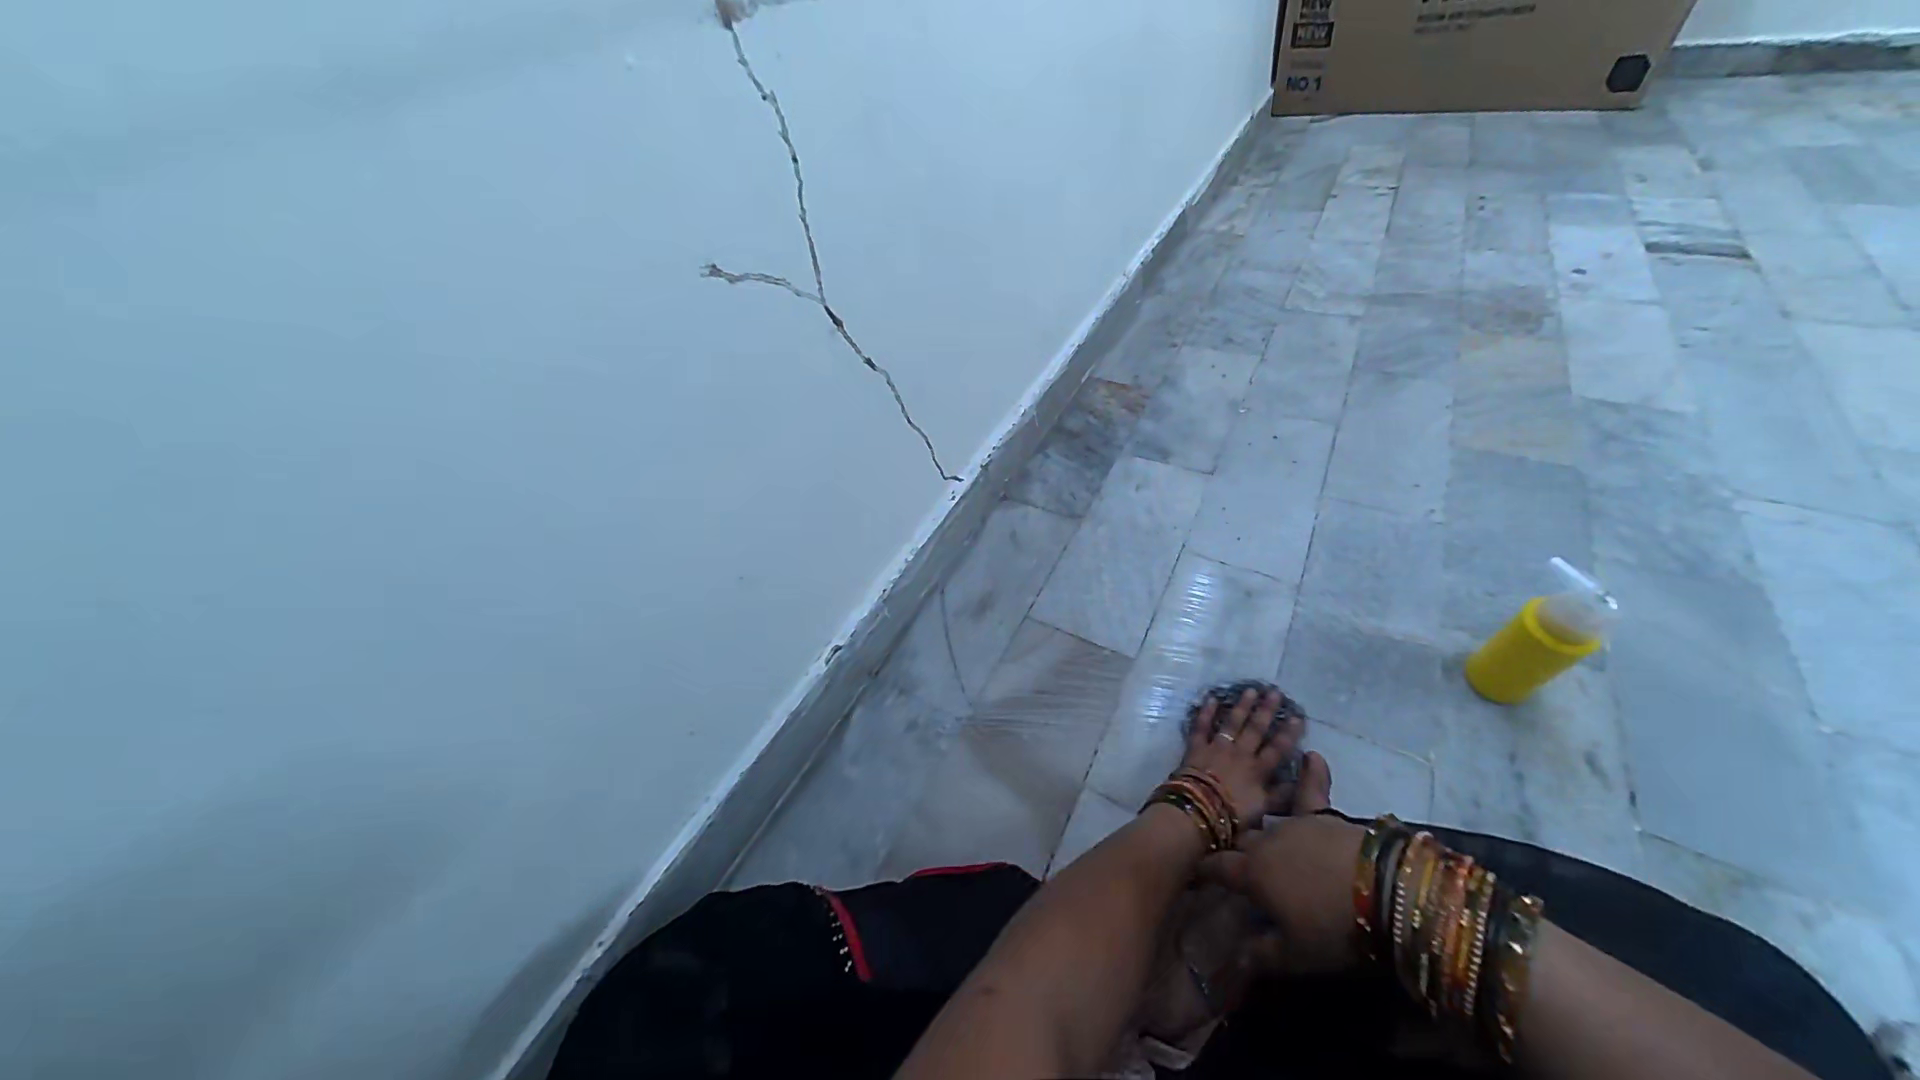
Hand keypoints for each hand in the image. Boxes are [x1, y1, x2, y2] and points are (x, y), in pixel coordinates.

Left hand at [1177, 688, 1300, 828]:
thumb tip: (1298, 785)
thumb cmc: (1233, 815)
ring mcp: (1218, 747)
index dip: (1289, 733)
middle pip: (1256, 728)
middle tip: (1274, 692)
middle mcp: (1240, 753)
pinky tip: (1211, 698)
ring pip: (1232, 722)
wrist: (1200, 808)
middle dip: (1266, 710)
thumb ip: (1281, 796)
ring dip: (1242, 706)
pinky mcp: (1197, 747)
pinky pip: (1201, 726)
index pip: (1278, 748)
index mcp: (1258, 770)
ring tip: (1250, 690)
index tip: (1298, 717)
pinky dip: (1205, 712)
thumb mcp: (1263, 809)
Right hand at [1199, 751, 1367, 972]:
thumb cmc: (1333, 928)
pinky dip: (1312, 773)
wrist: (1384, 893)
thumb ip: (1261, 955)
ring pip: (1268, 822)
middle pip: (1242, 843)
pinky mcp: (1325, 816)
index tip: (1195, 874)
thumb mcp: (1296, 956)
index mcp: (1252, 874)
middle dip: (1237, 852)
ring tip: (1264, 836)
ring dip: (1264, 830)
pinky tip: (1312, 755)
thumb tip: (1233, 961)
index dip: (1206, 871)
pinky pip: (1313, 790)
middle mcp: (1265, 842)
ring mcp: (1294, 824)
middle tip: (1240, 866)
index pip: (1218, 868)